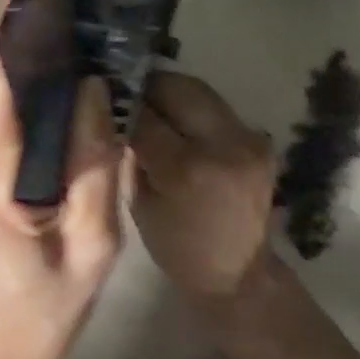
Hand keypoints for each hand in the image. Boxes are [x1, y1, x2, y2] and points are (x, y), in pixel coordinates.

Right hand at [127, 72, 276, 323]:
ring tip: (147, 103)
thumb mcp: (138, 200)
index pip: (144, 115)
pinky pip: (216, 108)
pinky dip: (191, 108)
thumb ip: (129, 153)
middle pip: (177, 88)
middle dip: (146, 87)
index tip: (100, 96)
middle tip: (124, 92)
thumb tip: (113, 114)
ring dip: (169, 93)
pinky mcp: (259, 140)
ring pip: (199, 91)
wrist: (238, 271)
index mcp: (186, 168)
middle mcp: (223, 145)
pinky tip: (175, 122)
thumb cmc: (176, 247)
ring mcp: (248, 140)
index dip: (120, 104)